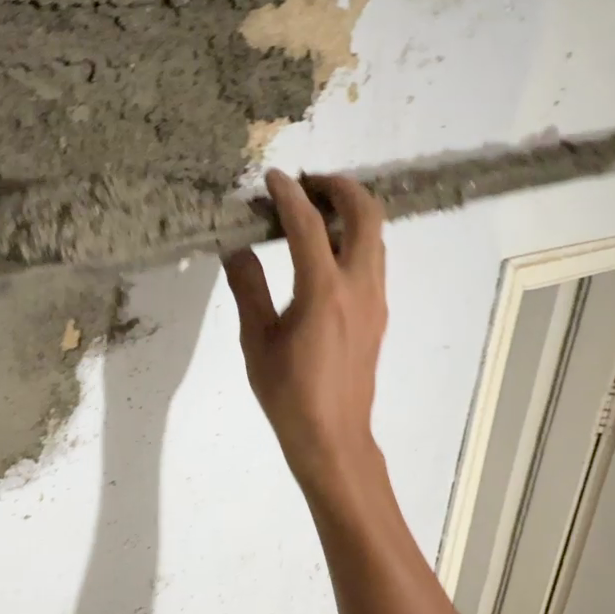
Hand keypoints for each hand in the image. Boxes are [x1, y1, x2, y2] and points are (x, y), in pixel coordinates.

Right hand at [221, 169, 387, 495]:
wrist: (332, 435)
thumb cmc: (287, 393)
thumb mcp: (256, 341)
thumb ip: (248, 288)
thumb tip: (236, 248)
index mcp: (322, 292)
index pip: (308, 226)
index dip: (288, 195)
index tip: (272, 178)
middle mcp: (358, 286)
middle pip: (365, 214)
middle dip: (339, 188)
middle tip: (307, 184)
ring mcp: (375, 299)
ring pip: (375, 235)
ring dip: (351, 211)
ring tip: (316, 211)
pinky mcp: (378, 313)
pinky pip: (373, 259)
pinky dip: (354, 238)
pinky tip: (326, 251)